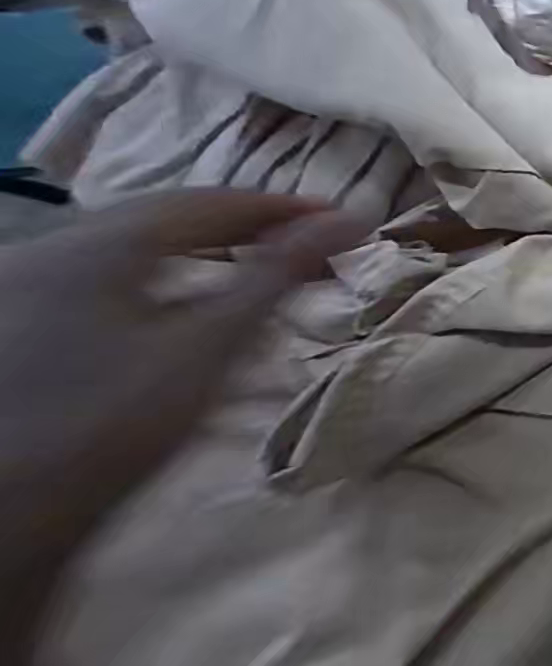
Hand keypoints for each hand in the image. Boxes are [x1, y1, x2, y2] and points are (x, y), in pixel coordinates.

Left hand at [0, 191, 366, 567]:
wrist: (11, 513)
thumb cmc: (121, 419)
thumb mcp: (216, 339)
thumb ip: (283, 269)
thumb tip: (354, 216)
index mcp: (95, 248)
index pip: (210, 201)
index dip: (285, 206)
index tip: (345, 219)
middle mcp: (45, 250)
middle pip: (168, 213)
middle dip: (248, 220)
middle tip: (312, 236)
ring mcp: (17, 283)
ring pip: (135, 237)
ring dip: (209, 239)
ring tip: (265, 255)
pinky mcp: (11, 314)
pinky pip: (107, 263)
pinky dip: (168, 260)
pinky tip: (194, 282)